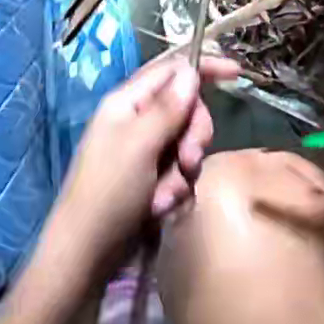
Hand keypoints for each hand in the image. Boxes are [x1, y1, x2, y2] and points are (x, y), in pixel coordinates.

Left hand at [41, 54, 240, 281]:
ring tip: (164, 198)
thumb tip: (191, 71)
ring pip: (186, 145)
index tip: (237, 74)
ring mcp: (144, 152)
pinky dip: (176, 191)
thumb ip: (168, 107)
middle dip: (193, 135)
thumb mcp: (140, 145)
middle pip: (186, 109)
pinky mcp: (150, 180)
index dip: (203, 68)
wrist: (86, 255)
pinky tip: (160, 210)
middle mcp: (136, 121)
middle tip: (188, 160)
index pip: (171, 70)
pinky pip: (180, 174)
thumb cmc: (108, 192)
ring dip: (182, 173)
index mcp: (127, 102)